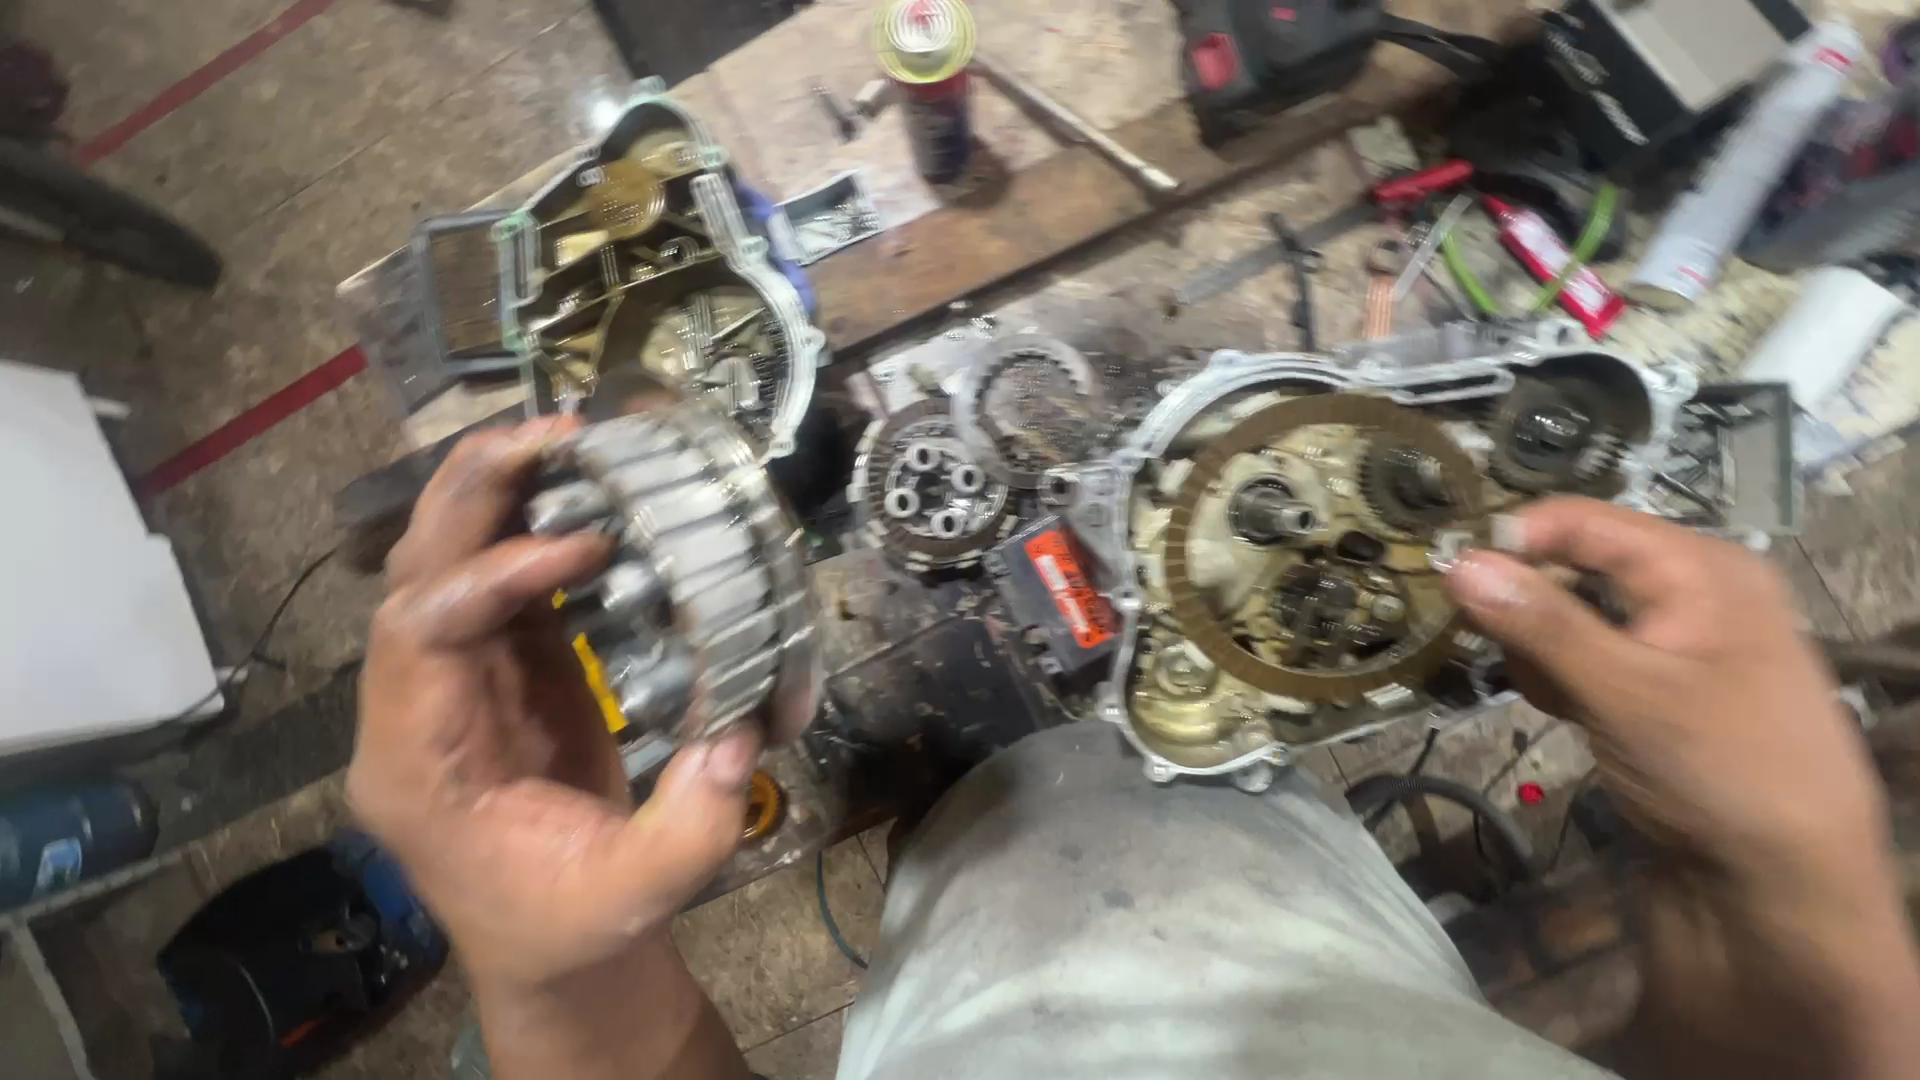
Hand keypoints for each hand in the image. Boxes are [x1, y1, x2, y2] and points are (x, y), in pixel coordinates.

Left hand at [347, 417, 761, 989]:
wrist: (556, 940)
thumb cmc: (578, 922)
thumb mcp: (643, 888)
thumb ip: (694, 823)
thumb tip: (739, 731)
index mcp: (421, 765)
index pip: (421, 636)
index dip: (496, 575)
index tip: (588, 548)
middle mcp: (418, 709)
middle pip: (414, 573)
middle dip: (477, 492)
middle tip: (559, 436)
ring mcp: (459, 684)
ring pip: (449, 562)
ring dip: (504, 494)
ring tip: (573, 445)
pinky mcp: (505, 672)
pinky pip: (504, 584)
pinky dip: (539, 531)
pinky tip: (591, 502)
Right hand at [1442, 498, 1885, 886]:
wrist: (1773, 886)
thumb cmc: (1721, 774)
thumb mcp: (1624, 692)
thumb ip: (1538, 622)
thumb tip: (1457, 563)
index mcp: (1698, 569)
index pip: (1576, 521)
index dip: (1509, 542)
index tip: (1450, 583)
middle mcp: (1680, 589)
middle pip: (1561, 564)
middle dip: (1519, 606)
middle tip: (1499, 649)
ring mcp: (1660, 635)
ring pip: (1554, 610)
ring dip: (1531, 649)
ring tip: (1552, 695)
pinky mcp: (1638, 677)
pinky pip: (1567, 650)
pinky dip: (1549, 675)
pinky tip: (1564, 709)